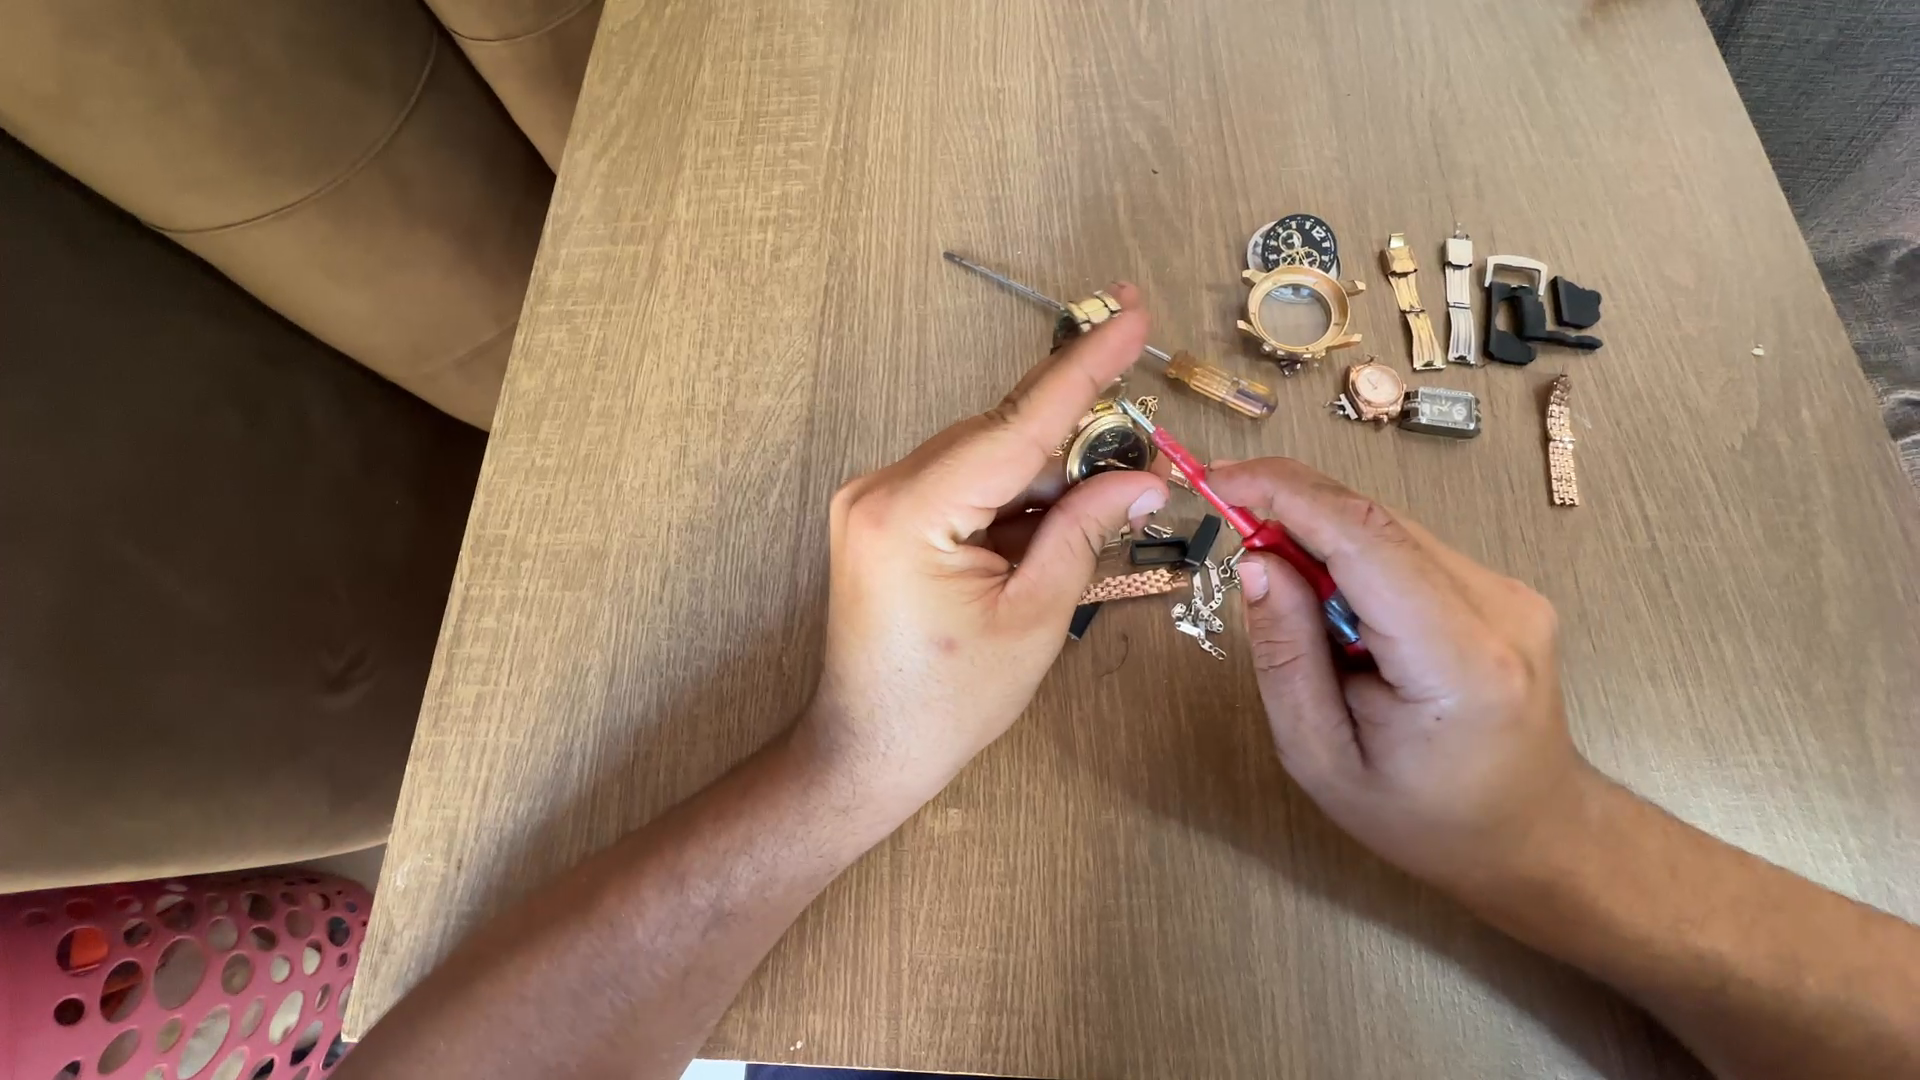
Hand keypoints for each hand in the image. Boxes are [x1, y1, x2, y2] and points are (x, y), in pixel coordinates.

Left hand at [799, 284, 1169, 801]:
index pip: (1015, 423)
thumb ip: (1083, 529)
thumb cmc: (949, 702)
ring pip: (984, 458)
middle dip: (1075, 438)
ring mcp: (875, 498)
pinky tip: (1050, 520)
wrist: (868, 747)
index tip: (1132, 313)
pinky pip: (962, 483)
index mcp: (910, 510)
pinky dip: (1012, 496)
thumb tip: (1143, 479)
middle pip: (998, 436)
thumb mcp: (1034, 616)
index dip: (1083, 369)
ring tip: (1103, 496)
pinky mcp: (883, 515)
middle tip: (1141, 445)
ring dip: (1046, 472)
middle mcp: (880, 487)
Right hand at [1208, 458, 1598, 901]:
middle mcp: (1499, 606)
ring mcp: (1508, 592)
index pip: (1364, 540)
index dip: (1285, 493)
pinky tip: (1329, 607)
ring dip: (1315, 537)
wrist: (1532, 834)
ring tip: (1280, 591)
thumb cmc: (1418, 815)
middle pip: (1374, 521)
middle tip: (1226, 522)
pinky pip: (1403, 548)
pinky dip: (1347, 557)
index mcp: (1458, 660)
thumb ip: (1284, 655)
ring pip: (1385, 528)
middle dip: (1289, 508)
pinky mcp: (1500, 589)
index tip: (1216, 478)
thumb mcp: (1319, 754)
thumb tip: (1257, 560)